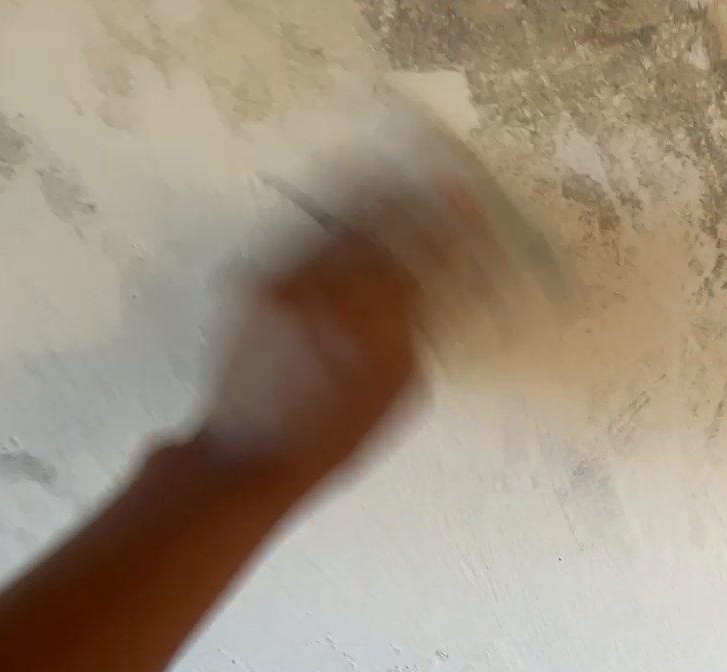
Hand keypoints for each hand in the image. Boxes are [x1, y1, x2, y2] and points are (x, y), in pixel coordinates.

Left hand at [197, 187, 471, 496]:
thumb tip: (433, 295)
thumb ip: (416, 334)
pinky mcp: (253, 280)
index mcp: (372, 327)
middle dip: (419, 202)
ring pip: (338, 222)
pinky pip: (303, 235)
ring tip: (404, 167)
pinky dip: (335, 214)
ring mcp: (281, 281)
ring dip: (376, 192)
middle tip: (448, 180)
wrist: (251, 449)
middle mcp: (323, 294)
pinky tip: (351, 198)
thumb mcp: (401, 388)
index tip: (475, 214)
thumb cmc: (337, 434)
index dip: (453, 236)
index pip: (423, 264)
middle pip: (381, 230)